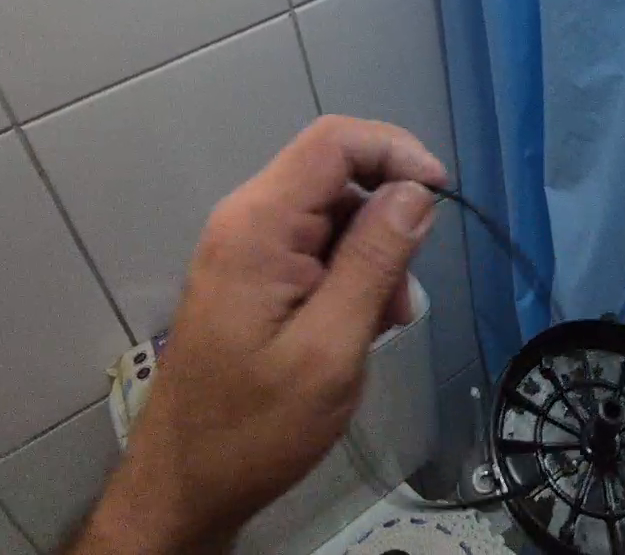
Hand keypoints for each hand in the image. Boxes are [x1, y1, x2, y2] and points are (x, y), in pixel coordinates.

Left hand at [75, 116, 446, 554]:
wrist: (185, 484)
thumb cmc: (256, 426)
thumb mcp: (331, 348)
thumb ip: (374, 260)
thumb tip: (416, 191)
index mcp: (259, 223)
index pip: (334, 141)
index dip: (394, 149)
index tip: (439, 194)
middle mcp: (248, 216)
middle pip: (335, 173)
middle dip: (386, 216)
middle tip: (407, 287)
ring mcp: (247, 242)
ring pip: (332, 211)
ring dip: (372, 252)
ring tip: (384, 320)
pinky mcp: (254, 268)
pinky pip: (316, 243)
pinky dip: (350, 271)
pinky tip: (360, 323)